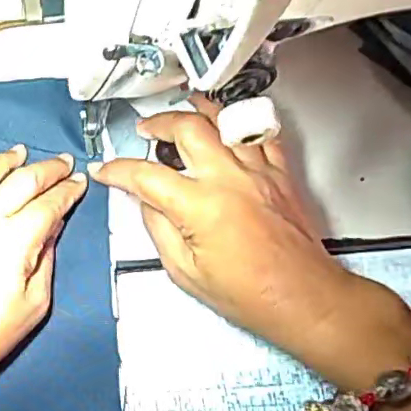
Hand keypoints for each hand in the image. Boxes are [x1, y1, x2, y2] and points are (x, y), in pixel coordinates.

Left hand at [0, 145, 88, 405]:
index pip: (48, 203)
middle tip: (62, 164)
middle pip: (20, 180)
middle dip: (46, 168)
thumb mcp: (33, 304)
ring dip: (3, 160)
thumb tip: (50, 229)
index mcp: (13, 241)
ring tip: (20, 152)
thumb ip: (45, 259)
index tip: (78, 185)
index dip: (68, 192)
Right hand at [90, 97, 410, 380]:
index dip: (118, 170)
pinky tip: (228, 124)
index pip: (146, 175)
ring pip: (227, 120)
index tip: (107, 171)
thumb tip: (146, 203)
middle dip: (157, 123)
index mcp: (201, 208)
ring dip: (199, 111)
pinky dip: (240, 124)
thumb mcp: (184, 271)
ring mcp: (260, 174)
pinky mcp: (280, 176)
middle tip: (144, 129)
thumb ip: (159, 228)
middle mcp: (232, 182)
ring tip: (183, 110)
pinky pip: (261, 135)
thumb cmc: (252, 295)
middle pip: (187, 128)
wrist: (304, 300)